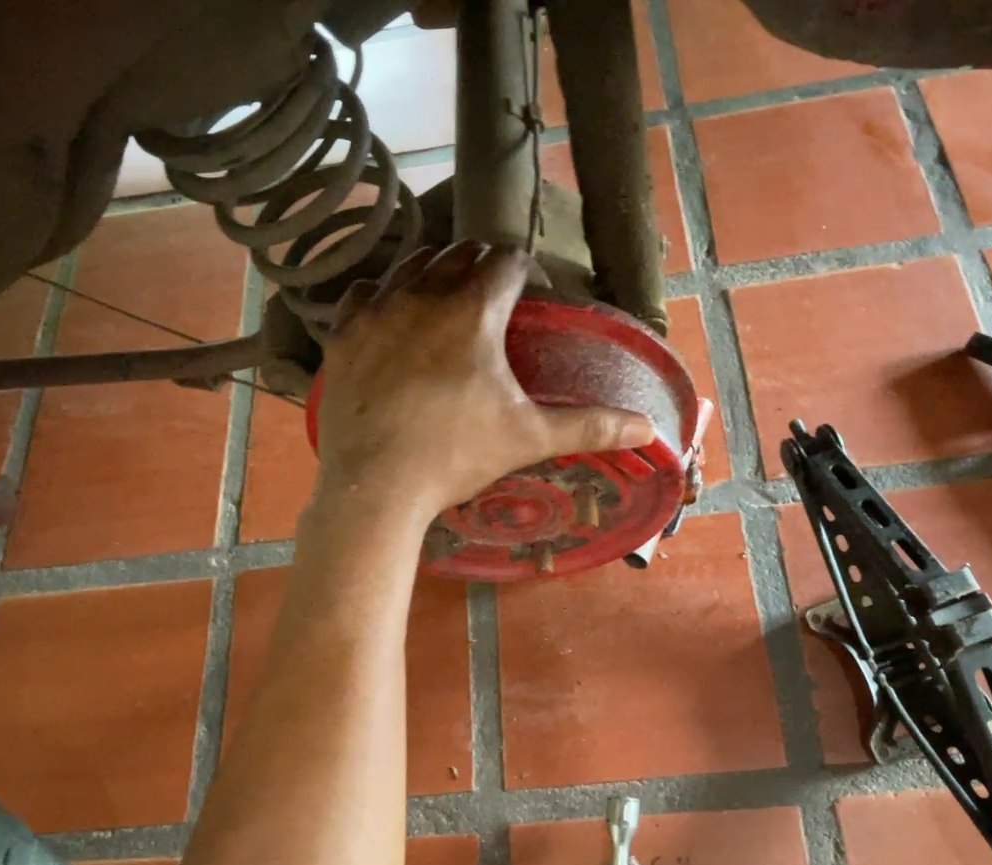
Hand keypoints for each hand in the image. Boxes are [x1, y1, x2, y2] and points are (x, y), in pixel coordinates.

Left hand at [314, 240, 654, 517]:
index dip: (523, 270)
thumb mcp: (530, 438)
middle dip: (480, 265)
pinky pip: (364, 292)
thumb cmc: (458, 456)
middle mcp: (425, 293)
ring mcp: (378, 310)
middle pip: (459, 252)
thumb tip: (647, 428)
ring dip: (434, 271)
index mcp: (475, 310)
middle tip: (491, 296)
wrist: (376, 485)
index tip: (528, 291)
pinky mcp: (344, 333)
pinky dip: (383, 295)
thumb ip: (589, 425)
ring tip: (445, 299)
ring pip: (411, 264)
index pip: (506, 260)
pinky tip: (392, 317)